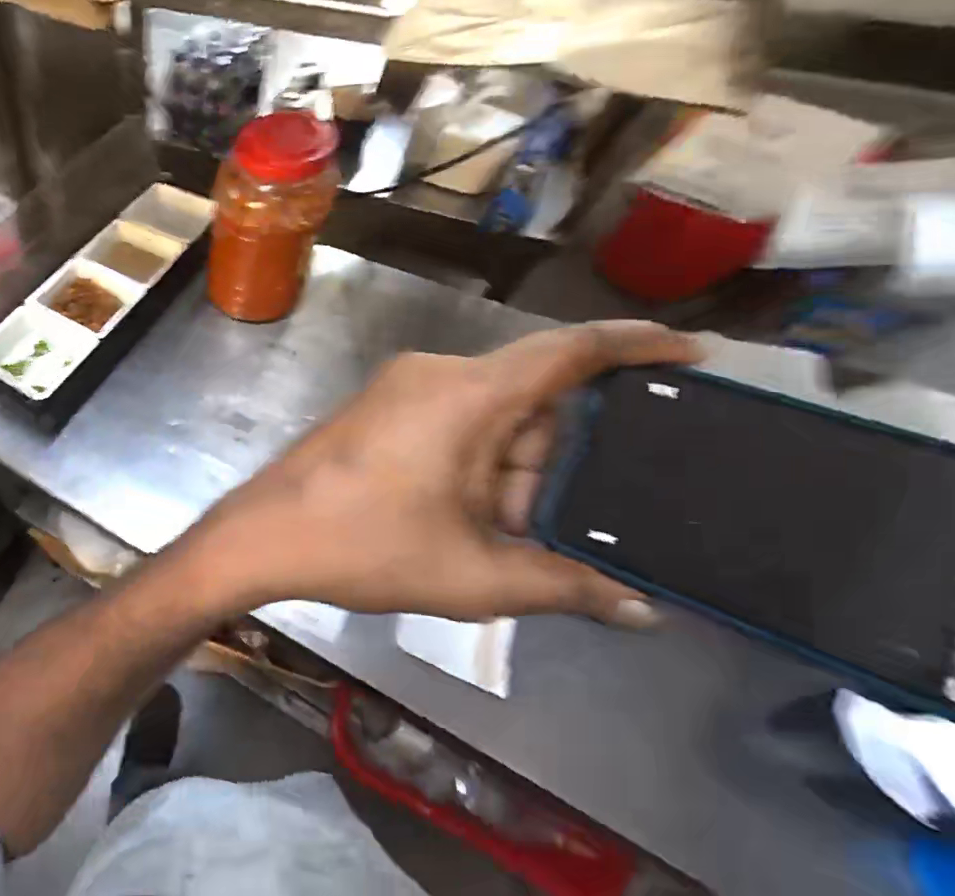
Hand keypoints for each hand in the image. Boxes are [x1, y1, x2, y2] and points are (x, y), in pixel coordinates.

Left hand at [183, 321, 703, 624]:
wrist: (264, 535)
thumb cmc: (366, 545)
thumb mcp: (474, 574)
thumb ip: (563, 585)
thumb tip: (641, 609)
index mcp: (468, 393)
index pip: (568, 350)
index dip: (634, 345)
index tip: (690, 351)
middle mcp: (438, 373)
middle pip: (531, 396)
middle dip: (556, 456)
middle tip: (570, 517)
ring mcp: (402, 388)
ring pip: (491, 414)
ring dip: (511, 469)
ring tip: (507, 534)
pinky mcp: (380, 407)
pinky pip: (453, 419)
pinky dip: (477, 460)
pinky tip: (473, 517)